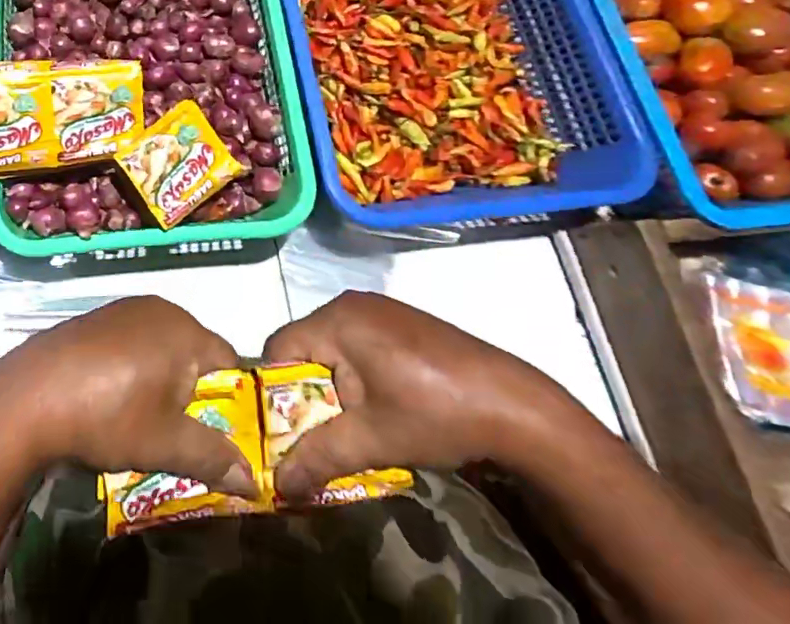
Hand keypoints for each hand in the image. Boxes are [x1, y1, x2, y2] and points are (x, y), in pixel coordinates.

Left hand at [0, 296, 257, 497]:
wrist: (27, 398)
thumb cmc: (108, 416)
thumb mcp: (166, 445)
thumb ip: (214, 457)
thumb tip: (253, 481)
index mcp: (185, 329)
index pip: (230, 362)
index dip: (230, 400)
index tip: (215, 432)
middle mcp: (159, 308)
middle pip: (196, 353)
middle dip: (193, 392)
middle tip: (175, 430)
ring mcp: (123, 309)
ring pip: (162, 348)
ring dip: (161, 381)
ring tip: (139, 417)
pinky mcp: (95, 318)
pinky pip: (132, 342)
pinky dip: (132, 368)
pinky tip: (109, 397)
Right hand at [262, 291, 576, 497]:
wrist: (516, 407)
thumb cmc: (435, 414)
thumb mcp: (372, 440)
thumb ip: (319, 457)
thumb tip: (278, 485)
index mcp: (337, 319)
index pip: (278, 348)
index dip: (273, 392)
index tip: (282, 430)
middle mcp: (352, 304)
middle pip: (305, 349)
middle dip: (305, 395)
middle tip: (316, 435)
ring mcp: (380, 310)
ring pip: (332, 350)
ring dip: (332, 389)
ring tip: (350, 426)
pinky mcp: (401, 322)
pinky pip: (357, 346)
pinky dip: (356, 378)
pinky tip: (380, 408)